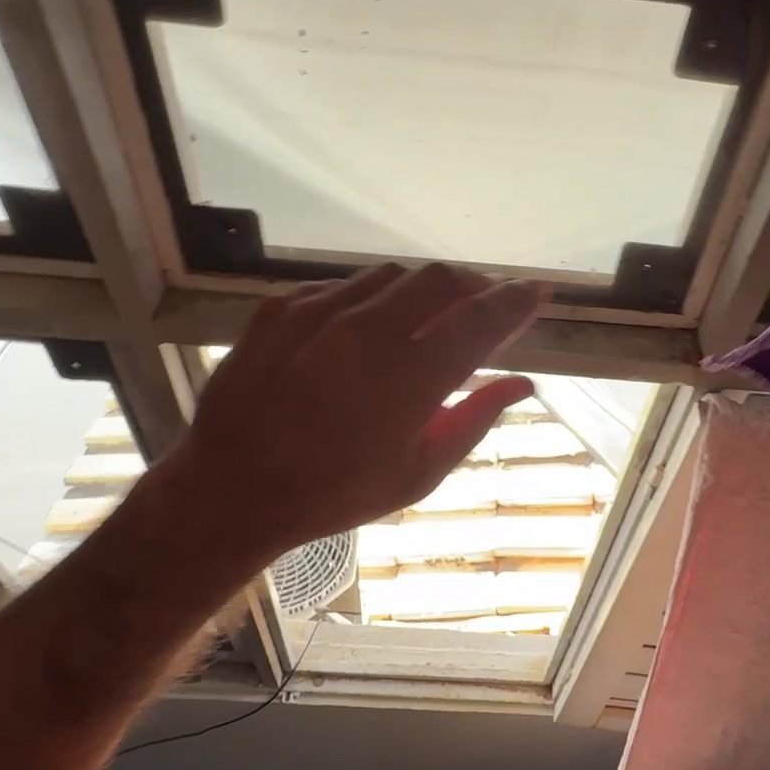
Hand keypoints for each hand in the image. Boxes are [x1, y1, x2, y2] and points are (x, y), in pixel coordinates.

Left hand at [157, 263, 544, 569]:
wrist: (232, 488)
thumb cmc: (335, 493)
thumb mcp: (418, 473)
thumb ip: (473, 419)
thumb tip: (523, 384)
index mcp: (411, 377)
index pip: (481, 319)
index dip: (516, 301)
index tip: (537, 293)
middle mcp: (369, 330)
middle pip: (440, 279)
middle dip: (474, 284)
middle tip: (484, 305)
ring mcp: (320, 312)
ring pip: (391, 276)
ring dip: (421, 290)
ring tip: (424, 318)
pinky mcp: (282, 307)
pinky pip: (341, 286)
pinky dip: (370, 300)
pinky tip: (365, 329)